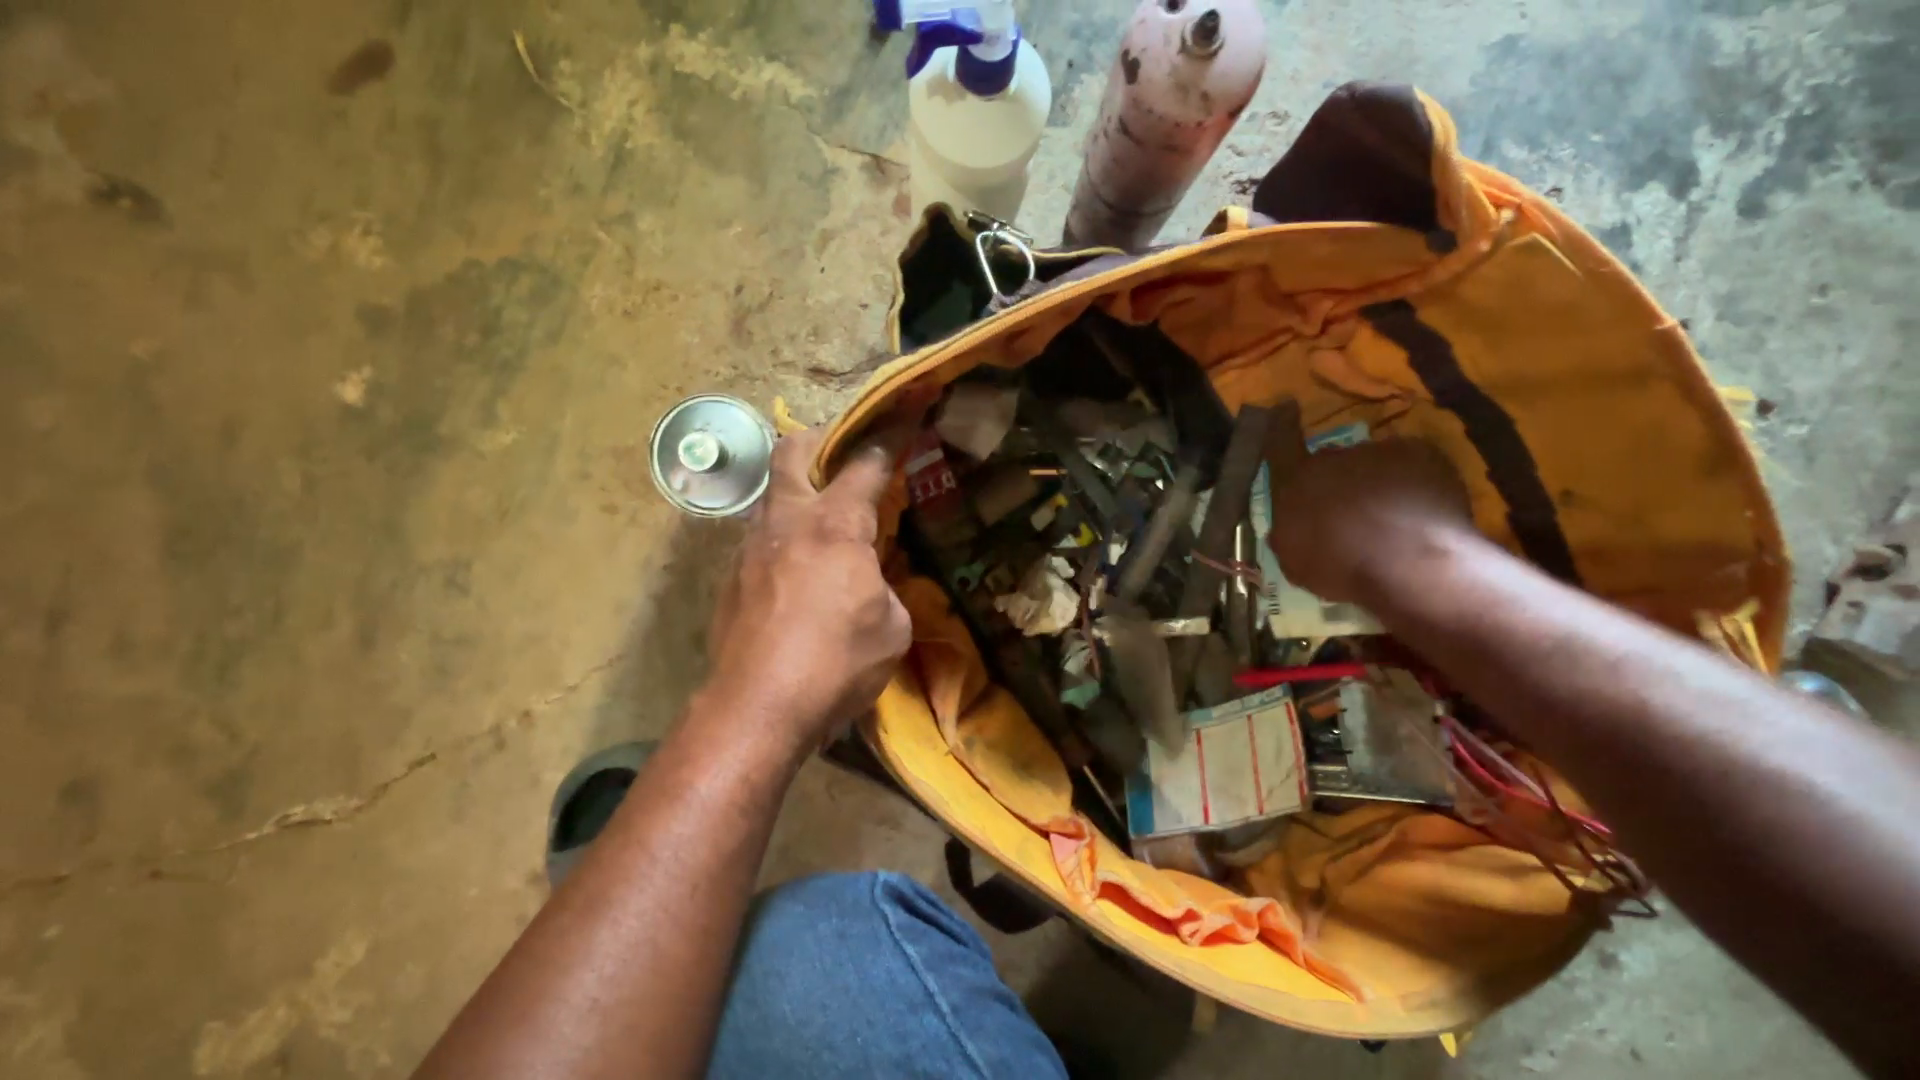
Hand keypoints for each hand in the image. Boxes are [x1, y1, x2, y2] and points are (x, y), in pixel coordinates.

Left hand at [702, 413, 919, 750]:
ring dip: (798, 490)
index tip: (906, 411)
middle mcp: (788, 522)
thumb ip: (883, 588)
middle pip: (795, 450)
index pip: (867, 462)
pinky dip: (784, 536)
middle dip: (823, 438)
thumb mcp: (891, 627)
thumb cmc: (836, 664)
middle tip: (847, 452)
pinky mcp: (731, 579)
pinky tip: (798, 571)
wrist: (756, 708)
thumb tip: (868, 585)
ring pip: (771, 493)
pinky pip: (760, 538)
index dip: (891, 433)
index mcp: (836, 525)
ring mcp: (751, 548)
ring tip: (823, 517)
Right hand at [1266, 438, 1476, 603]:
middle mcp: (1335, 457)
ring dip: (1378, 483)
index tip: (1286, 405)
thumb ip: (1289, 534)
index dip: (1281, 424)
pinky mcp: (1423, 455)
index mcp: (1297, 481)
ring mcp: (1380, 452)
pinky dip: (1415, 484)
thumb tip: (1288, 526)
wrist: (1408, 563)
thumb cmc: (1340, 567)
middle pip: (1332, 461)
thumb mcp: (1295, 561)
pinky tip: (1422, 513)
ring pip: (1375, 464)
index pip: (1281, 443)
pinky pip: (1413, 465)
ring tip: (1394, 519)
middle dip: (1338, 479)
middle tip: (1351, 511)